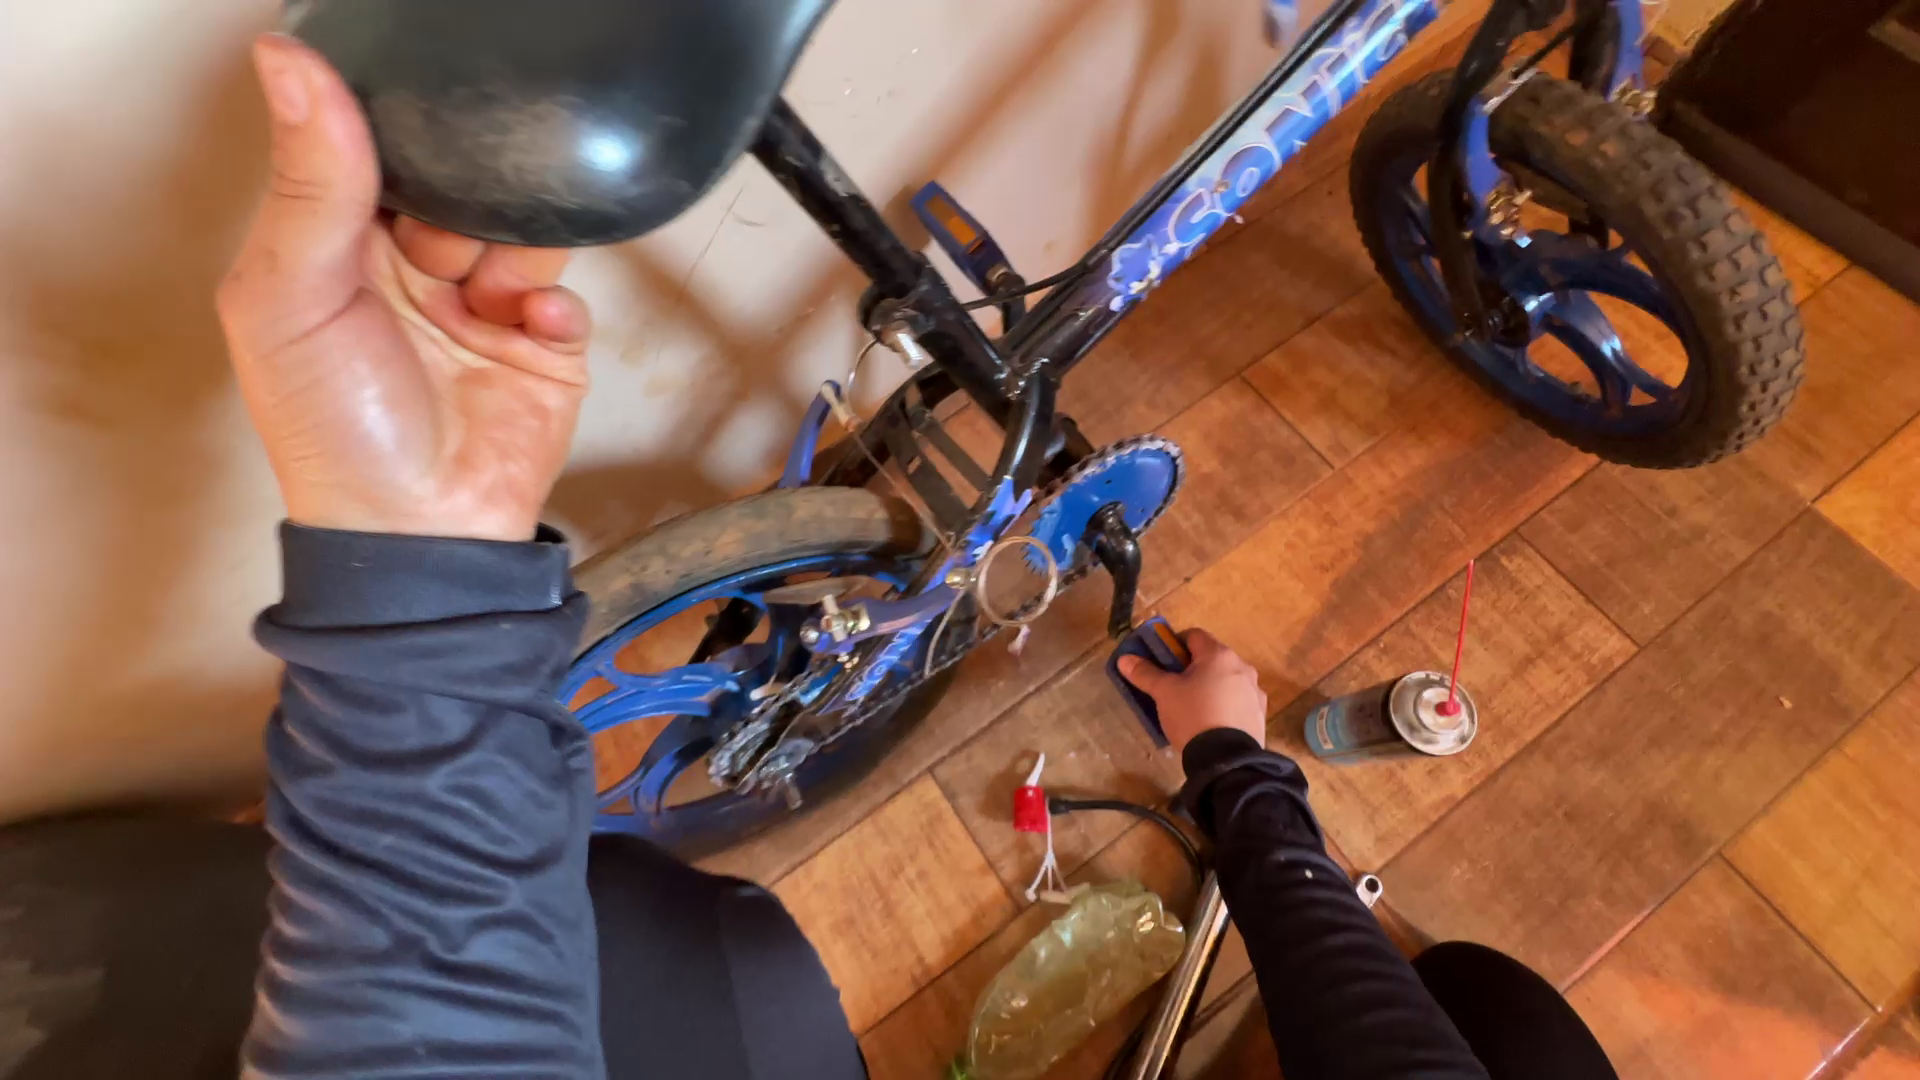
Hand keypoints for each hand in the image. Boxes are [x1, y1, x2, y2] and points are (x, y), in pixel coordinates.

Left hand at [217, 35, 591, 541]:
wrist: (425, 523)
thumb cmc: (337, 425)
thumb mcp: (295, 296)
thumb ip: (313, 190)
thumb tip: (293, 64)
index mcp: (343, 252)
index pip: (377, 163)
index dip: (400, 144)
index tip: (423, 132)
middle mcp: (419, 276)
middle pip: (464, 198)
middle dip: (468, 212)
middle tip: (448, 252)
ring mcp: (489, 315)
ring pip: (525, 243)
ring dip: (517, 259)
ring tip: (498, 296)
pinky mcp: (547, 354)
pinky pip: (568, 305)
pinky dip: (558, 310)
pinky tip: (536, 328)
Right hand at [1118, 628, 1267, 753]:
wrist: (1226, 760)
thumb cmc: (1192, 715)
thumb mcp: (1164, 693)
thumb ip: (1145, 673)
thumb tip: (1124, 659)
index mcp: (1218, 655)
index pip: (1193, 635)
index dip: (1174, 644)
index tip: (1162, 662)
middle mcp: (1242, 667)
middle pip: (1211, 658)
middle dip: (1191, 668)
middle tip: (1173, 686)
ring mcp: (1254, 691)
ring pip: (1225, 679)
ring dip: (1210, 686)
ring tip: (1192, 707)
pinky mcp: (1259, 714)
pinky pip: (1237, 700)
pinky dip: (1224, 704)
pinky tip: (1211, 722)